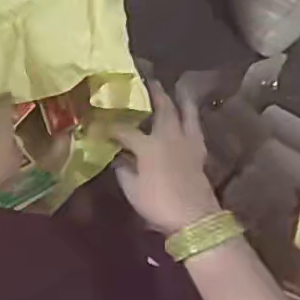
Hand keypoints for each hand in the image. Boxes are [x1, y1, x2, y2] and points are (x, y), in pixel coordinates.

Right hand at [113, 79, 221, 234]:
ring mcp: (188, 142)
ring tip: (177, 88)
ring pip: (186, 112)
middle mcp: (169, 136)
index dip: (111, 126)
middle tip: (149, 80)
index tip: (100, 122)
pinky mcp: (200, 152)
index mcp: (148, 145)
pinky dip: (191, 118)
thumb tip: (117, 156)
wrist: (195, 219)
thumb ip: (123, 169)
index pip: (125, 130)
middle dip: (155, 93)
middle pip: (163, 108)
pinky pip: (195, 128)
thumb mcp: (132, 189)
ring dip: (180, 99)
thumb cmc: (159, 203)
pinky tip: (189, 118)